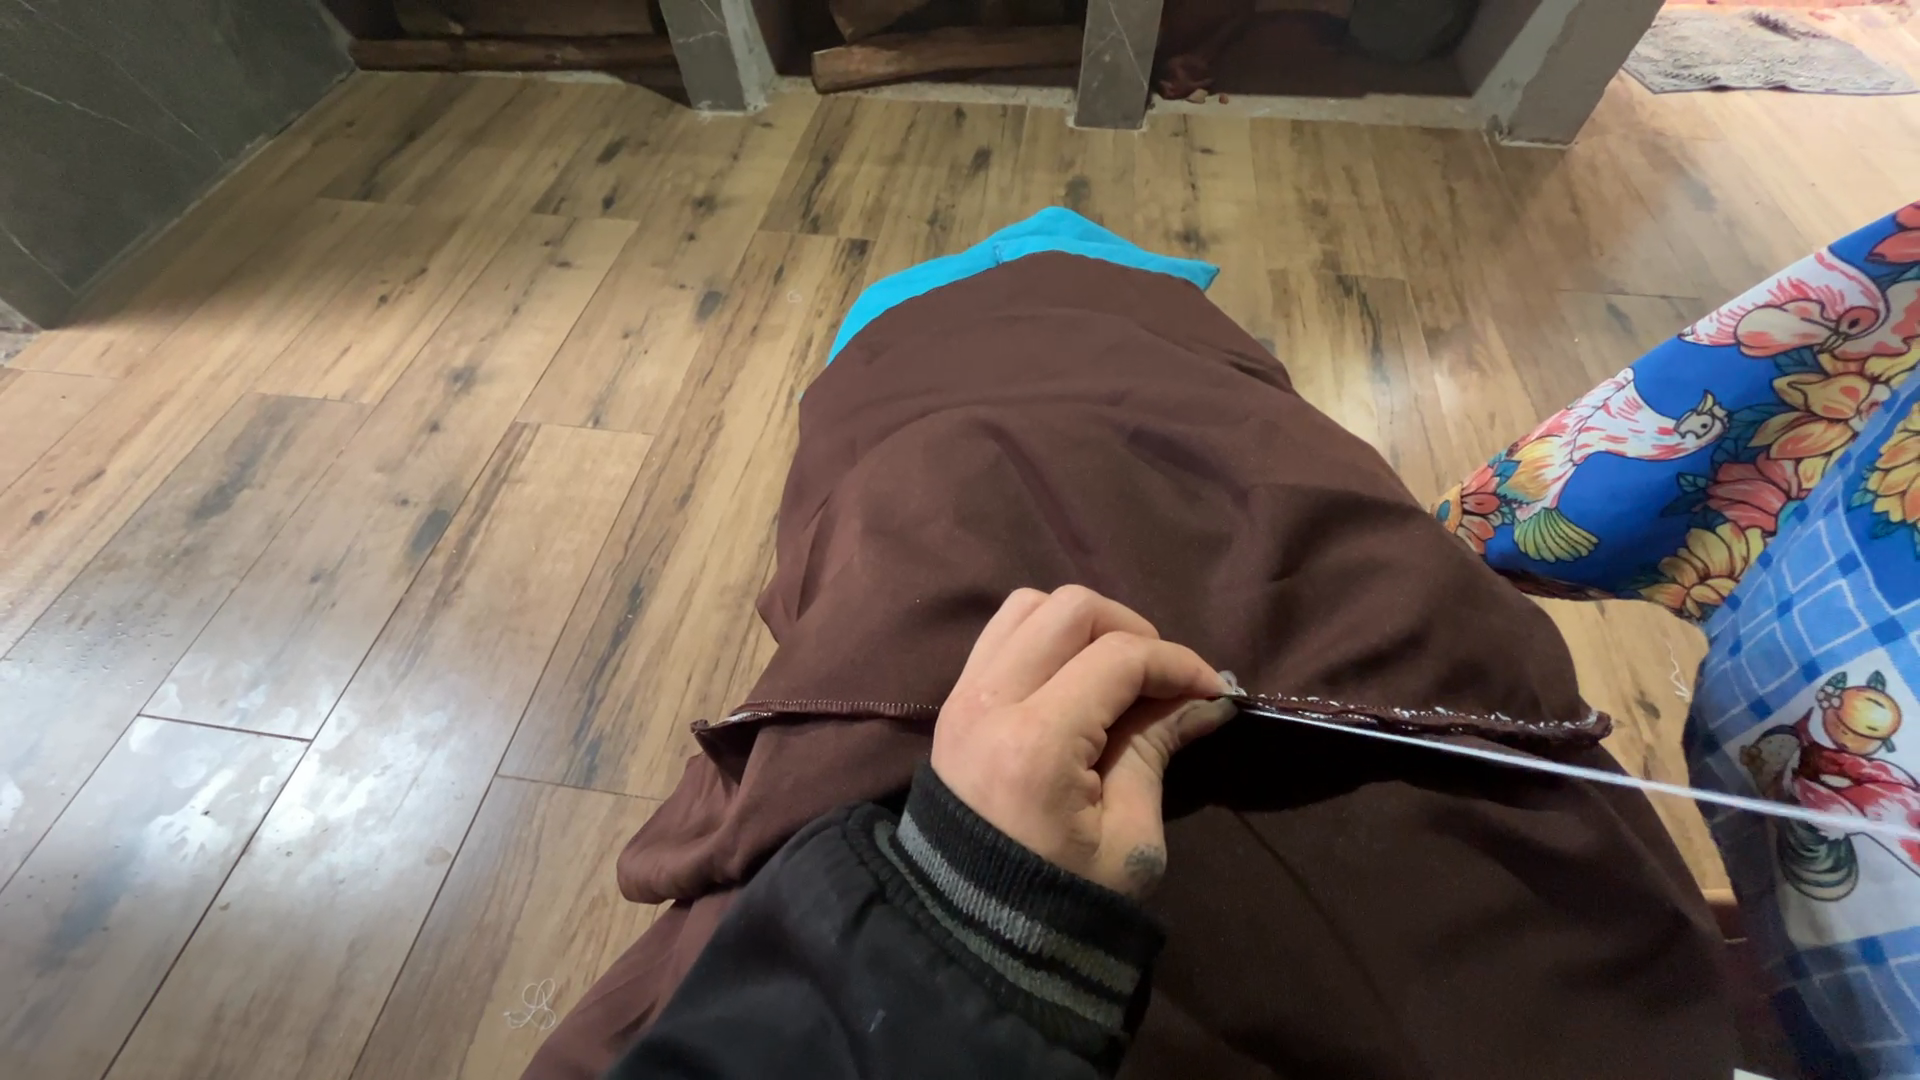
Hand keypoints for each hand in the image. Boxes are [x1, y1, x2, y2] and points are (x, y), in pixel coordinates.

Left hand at [930, 586, 1234, 896]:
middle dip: (1132, 630)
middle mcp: (989, 700)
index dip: (1176, 663)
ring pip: (1029, 605)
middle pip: (1070, 608)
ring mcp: (962, 694)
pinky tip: (1073, 676)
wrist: (968, 926)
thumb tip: (1205, 699)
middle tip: (1161, 678)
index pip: (1117, 657)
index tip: (1211, 690)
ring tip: (1116, 671)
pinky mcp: (953, 698)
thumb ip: (1156, 749)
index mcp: (1035, 743)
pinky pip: (1002, 631)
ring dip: (1083, 625)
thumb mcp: (1128, 839)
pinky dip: (1045, 634)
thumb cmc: (1059, 898)